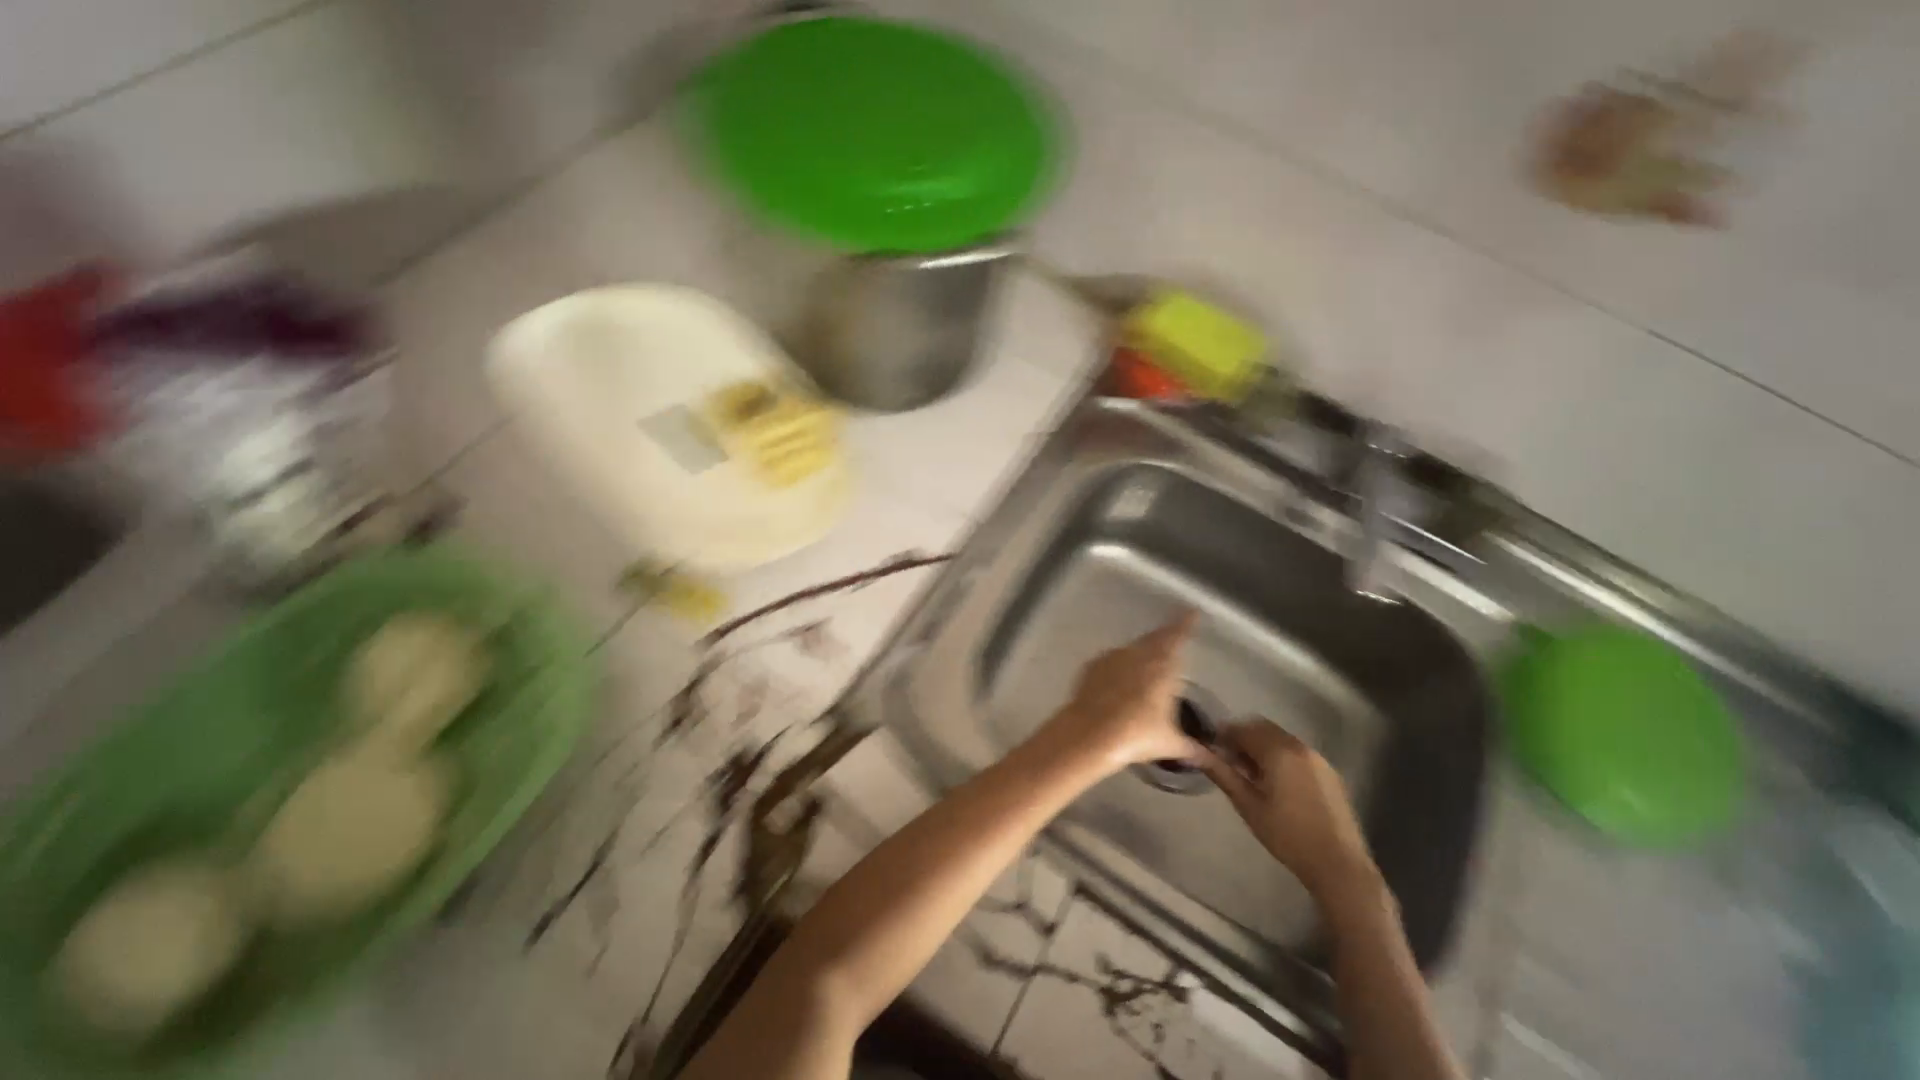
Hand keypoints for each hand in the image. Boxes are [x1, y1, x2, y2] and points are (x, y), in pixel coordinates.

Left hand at [1036, 612, 1200, 771]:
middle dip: (1164, 637)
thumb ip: (1192, 748)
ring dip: (1140, 653)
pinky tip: (1117, 683)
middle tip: (1171, 638)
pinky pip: (1110, 662)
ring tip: (1145, 665)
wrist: (1090, 734)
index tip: (1191, 611)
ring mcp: (1112, 658)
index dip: (1185, 623)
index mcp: (1164, 665)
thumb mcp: (1169, 743)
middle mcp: (1139, 654)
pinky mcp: (1091, 667)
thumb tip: (1212, 759)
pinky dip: (1117, 667)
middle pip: (1155, 639)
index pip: (1178, 636)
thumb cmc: (1137, 735)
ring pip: (1132, 649)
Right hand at [1199, 721, 1381, 903]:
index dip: (1223, 735)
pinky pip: (1297, 752)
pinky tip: (1276, 784)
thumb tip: (1197, 753)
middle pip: (1264, 728)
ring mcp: (1318, 758)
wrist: (1336, 861)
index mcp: (1278, 751)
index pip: (1244, 728)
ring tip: (1250, 775)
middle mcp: (1299, 746)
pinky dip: (1280, 757)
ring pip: (1281, 739)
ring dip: (1262, 747)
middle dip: (1243, 738)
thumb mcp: (1248, 805)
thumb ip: (1223, 774)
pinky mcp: (1329, 772)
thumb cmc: (1286, 834)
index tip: (1211, 750)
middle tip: (1228, 762)